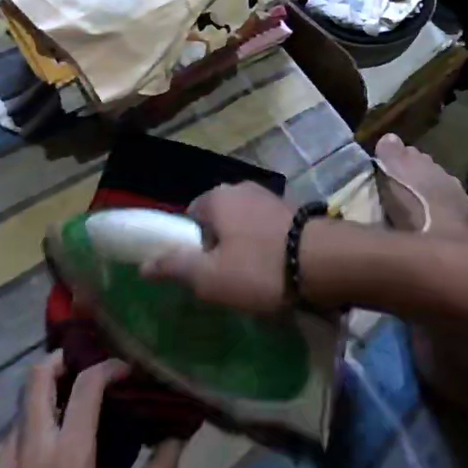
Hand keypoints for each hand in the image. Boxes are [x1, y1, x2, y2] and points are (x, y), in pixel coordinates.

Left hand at [0, 352, 181, 467]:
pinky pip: (2, 457)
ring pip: (17, 418)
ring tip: (66, 425)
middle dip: (63, 363)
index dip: (109, 367)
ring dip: (43, 410)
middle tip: (84, 367)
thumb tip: (178, 432)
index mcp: (67, 461)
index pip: (86, 384)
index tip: (124, 371)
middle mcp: (24, 460)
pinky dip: (24, 450)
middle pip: (35, 379)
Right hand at [141, 182, 295, 312]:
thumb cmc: (259, 268)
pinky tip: (272, 268)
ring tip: (251, 278)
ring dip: (243, 246)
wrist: (323, 261)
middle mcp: (242, 187)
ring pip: (243, 224)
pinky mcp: (292, 209)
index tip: (199, 273)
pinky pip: (266, 228)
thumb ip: (175, 267)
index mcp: (217, 197)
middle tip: (224, 279)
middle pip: (217, 219)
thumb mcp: (209, 277)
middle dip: (217, 246)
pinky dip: (264, 245)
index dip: (189, 246)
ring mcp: (270, 196)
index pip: (189, 217)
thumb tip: (144, 263)